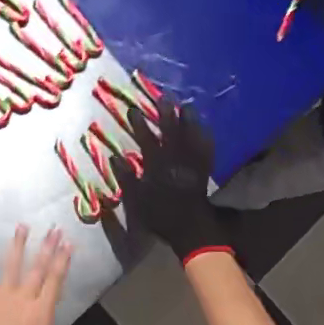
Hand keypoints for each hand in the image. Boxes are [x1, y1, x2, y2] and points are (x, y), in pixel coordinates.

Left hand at [0, 225, 103, 324]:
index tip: (68, 243)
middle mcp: (24, 298)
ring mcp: (3, 296)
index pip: (56, 279)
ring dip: (18, 245)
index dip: (63, 260)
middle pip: (38, 267)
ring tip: (23, 227)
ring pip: (13, 265)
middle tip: (53, 229)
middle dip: (47, 246)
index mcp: (42, 311)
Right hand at [114, 97, 228, 262]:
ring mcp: (193, 164)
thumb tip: (116, 157)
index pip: (147, 141)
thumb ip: (128, 178)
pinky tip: (205, 129)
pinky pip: (207, 150)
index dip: (140, 125)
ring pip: (192, 137)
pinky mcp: (204, 170)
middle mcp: (176, 161)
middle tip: (164, 97)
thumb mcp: (137, 200)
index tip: (133, 110)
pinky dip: (206, 138)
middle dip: (167, 114)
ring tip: (187, 106)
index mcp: (158, 167)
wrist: (189, 228)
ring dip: (189, 121)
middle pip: (172, 132)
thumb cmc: (160, 216)